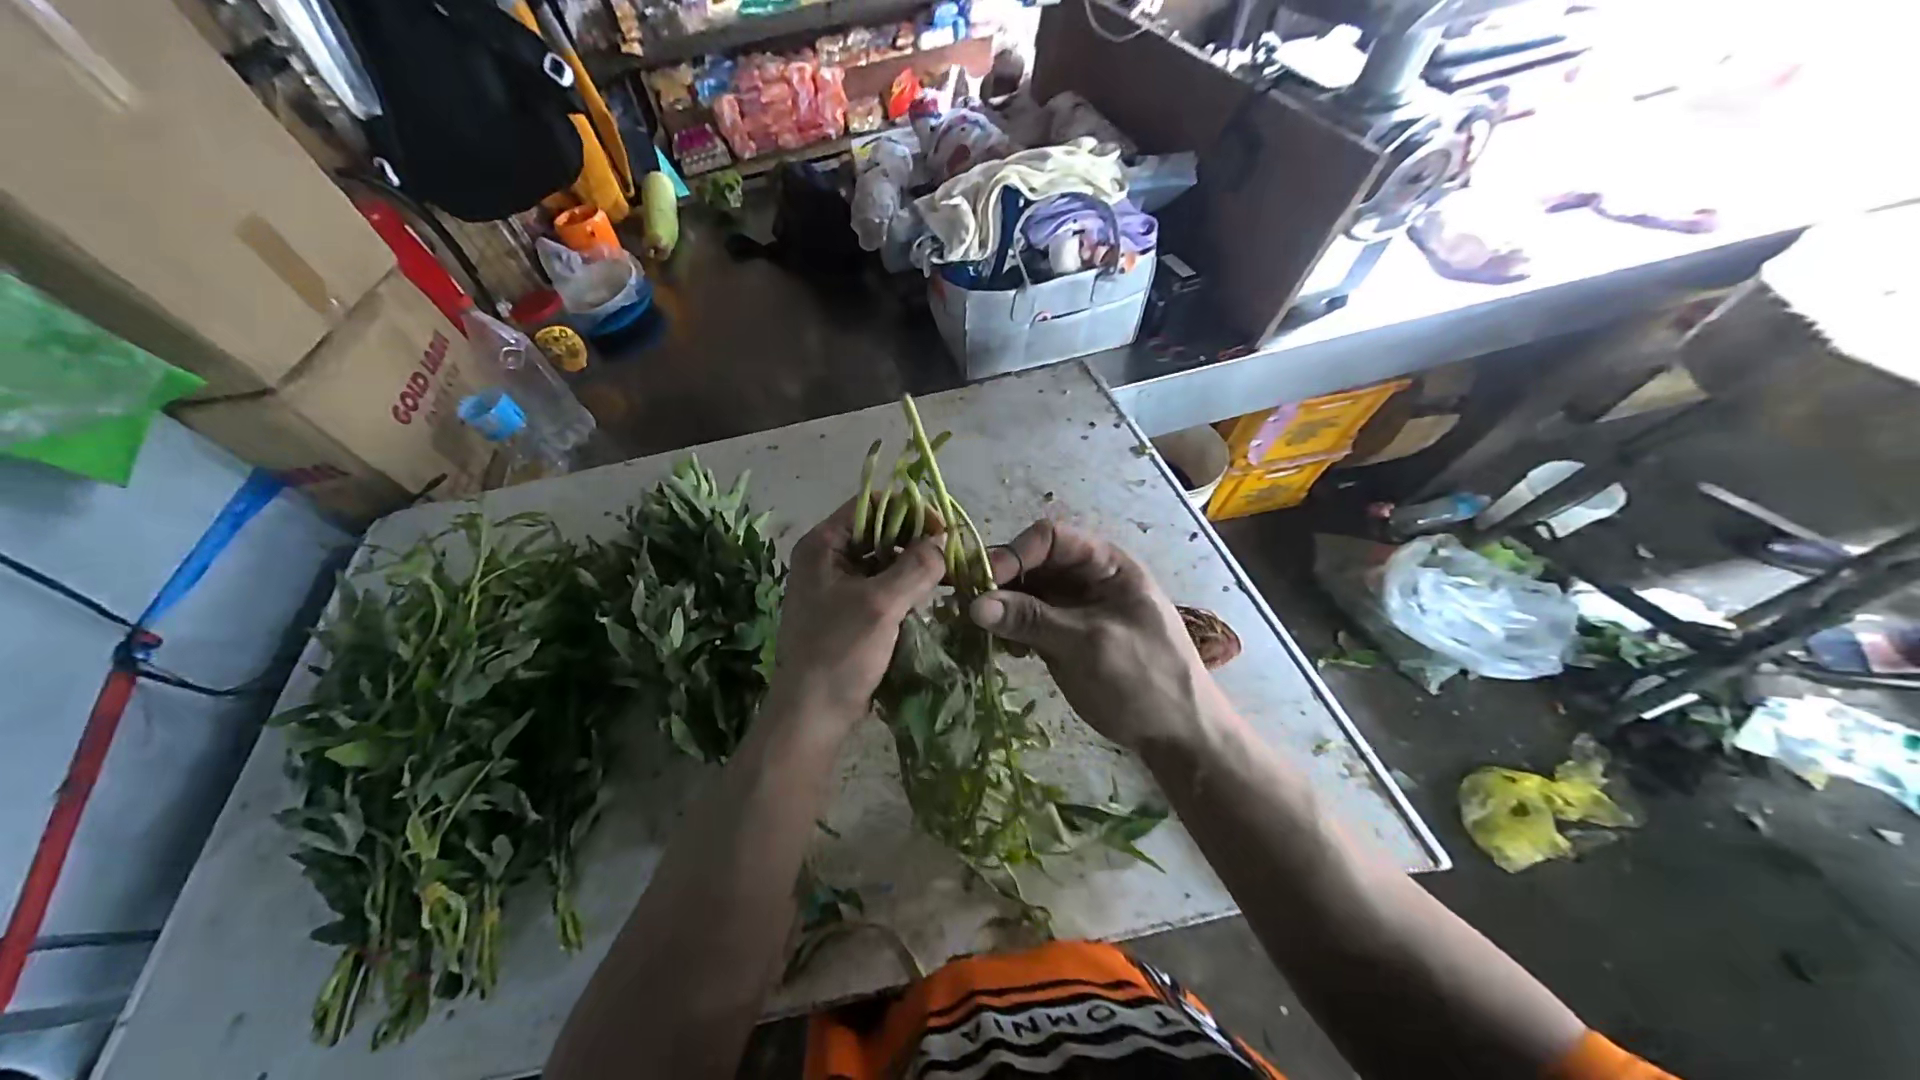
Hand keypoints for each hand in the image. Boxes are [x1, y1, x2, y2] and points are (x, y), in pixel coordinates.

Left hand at [770, 500, 947, 725]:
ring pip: (883, 560)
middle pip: (878, 531)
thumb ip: (916, 567)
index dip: (908, 511)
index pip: (869, 506)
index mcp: (823, 545)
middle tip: (951, 556)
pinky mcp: (849, 611)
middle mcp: (827, 558)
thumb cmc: (840, 651)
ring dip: (914, 565)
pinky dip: (906, 587)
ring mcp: (836, 586)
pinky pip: (882, 586)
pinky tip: (930, 597)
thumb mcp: (881, 604)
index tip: (942, 531)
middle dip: (916, 540)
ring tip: (948, 576)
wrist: (813, 713)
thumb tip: (945, 542)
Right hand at [969, 520, 1220, 752]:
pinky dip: (1009, 630)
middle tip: (967, 607)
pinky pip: (1026, 622)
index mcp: (1105, 564)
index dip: (1015, 553)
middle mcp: (1086, 579)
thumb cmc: (1145, 679)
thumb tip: (974, 604)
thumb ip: (1032, 620)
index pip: (1050, 538)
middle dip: (1000, 581)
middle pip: (1032, 563)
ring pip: (1024, 593)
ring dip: (1000, 607)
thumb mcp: (1088, 645)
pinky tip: (1003, 649)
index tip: (984, 582)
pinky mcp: (1061, 637)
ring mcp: (1073, 609)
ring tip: (980, 630)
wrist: (1177, 735)